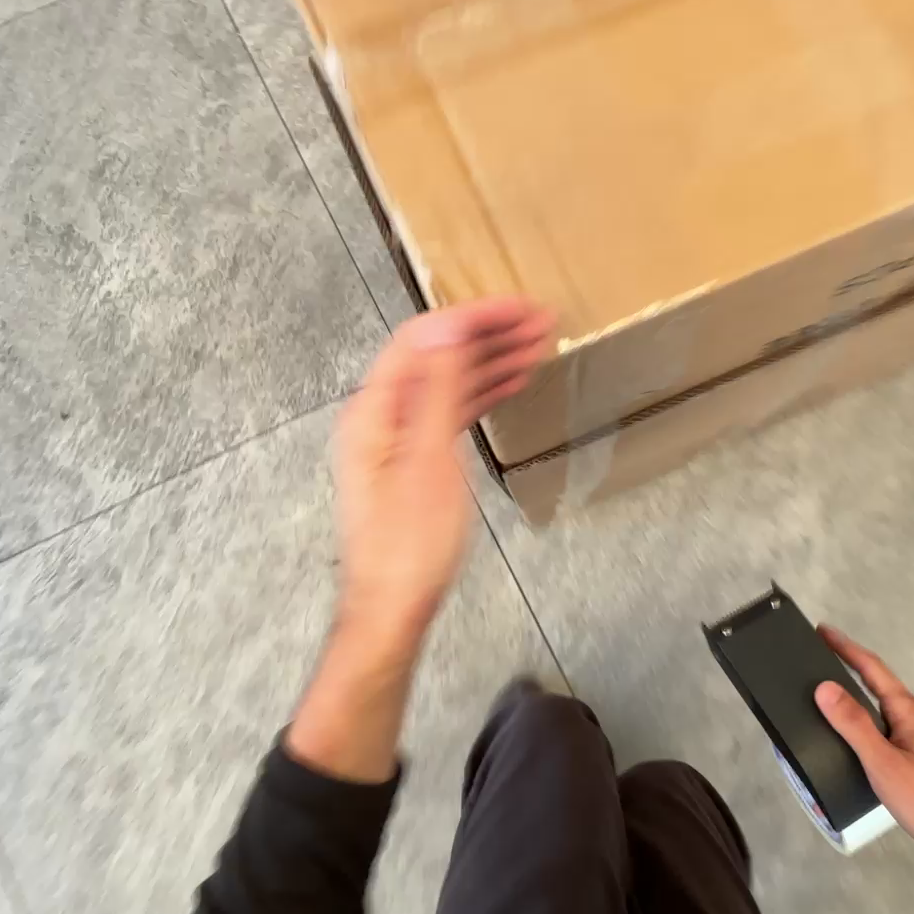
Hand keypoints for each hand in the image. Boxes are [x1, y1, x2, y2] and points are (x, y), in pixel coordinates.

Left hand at [332, 300, 553, 649]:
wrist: (394, 605)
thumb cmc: (410, 544)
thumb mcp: (429, 460)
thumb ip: (437, 389)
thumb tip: (448, 325)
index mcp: (376, 409)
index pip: (425, 339)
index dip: (472, 317)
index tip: (518, 308)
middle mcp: (383, 415)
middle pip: (437, 356)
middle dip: (488, 334)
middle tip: (538, 322)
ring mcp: (397, 437)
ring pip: (447, 382)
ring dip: (489, 361)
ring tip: (535, 346)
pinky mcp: (414, 459)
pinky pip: (449, 411)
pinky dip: (481, 394)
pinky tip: (509, 385)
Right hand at [814, 626, 913, 878]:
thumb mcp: (885, 764)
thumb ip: (854, 725)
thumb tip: (824, 686)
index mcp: (908, 711)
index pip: (872, 669)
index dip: (846, 648)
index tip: (820, 630)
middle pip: (877, 684)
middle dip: (847, 668)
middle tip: (813, 659)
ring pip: (880, 709)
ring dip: (854, 697)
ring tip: (824, 695)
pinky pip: (884, 728)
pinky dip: (863, 721)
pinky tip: (851, 737)